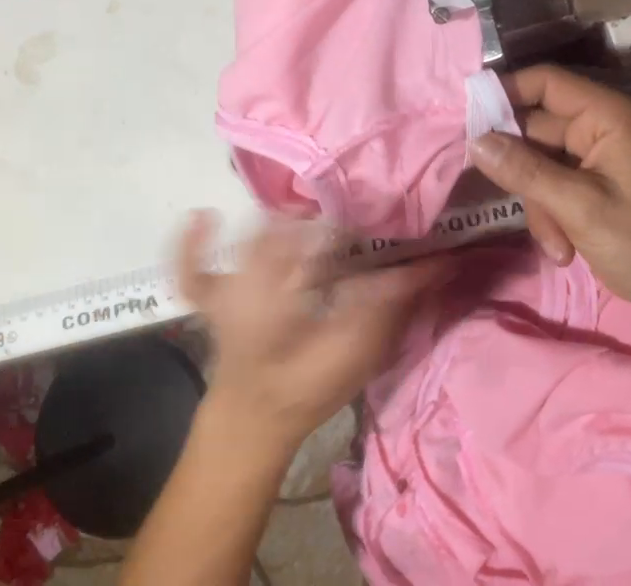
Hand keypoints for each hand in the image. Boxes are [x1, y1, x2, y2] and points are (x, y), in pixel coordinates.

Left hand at [176, 212, 442, 447]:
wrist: (254, 422)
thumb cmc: (308, 387)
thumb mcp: (358, 351)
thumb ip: (393, 304)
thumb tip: (439, 264)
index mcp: (291, 296)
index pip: (319, 242)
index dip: (345, 222)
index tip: (372, 216)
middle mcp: (254, 285)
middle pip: (280, 234)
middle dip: (313, 216)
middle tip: (347, 213)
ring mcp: (226, 292)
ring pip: (244, 244)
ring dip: (275, 221)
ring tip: (305, 207)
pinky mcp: (209, 299)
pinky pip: (191, 269)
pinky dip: (191, 243)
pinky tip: (202, 215)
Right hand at [467, 64, 630, 312]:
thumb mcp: (578, 207)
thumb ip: (525, 171)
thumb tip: (475, 140)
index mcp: (607, 115)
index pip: (545, 82)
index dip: (505, 92)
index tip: (466, 118)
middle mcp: (598, 125)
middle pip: (533, 125)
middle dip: (520, 169)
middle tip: (497, 191)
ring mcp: (592, 155)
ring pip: (535, 160)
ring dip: (536, 202)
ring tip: (557, 242)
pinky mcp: (587, 181)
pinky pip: (547, 184)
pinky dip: (548, 215)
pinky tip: (563, 248)